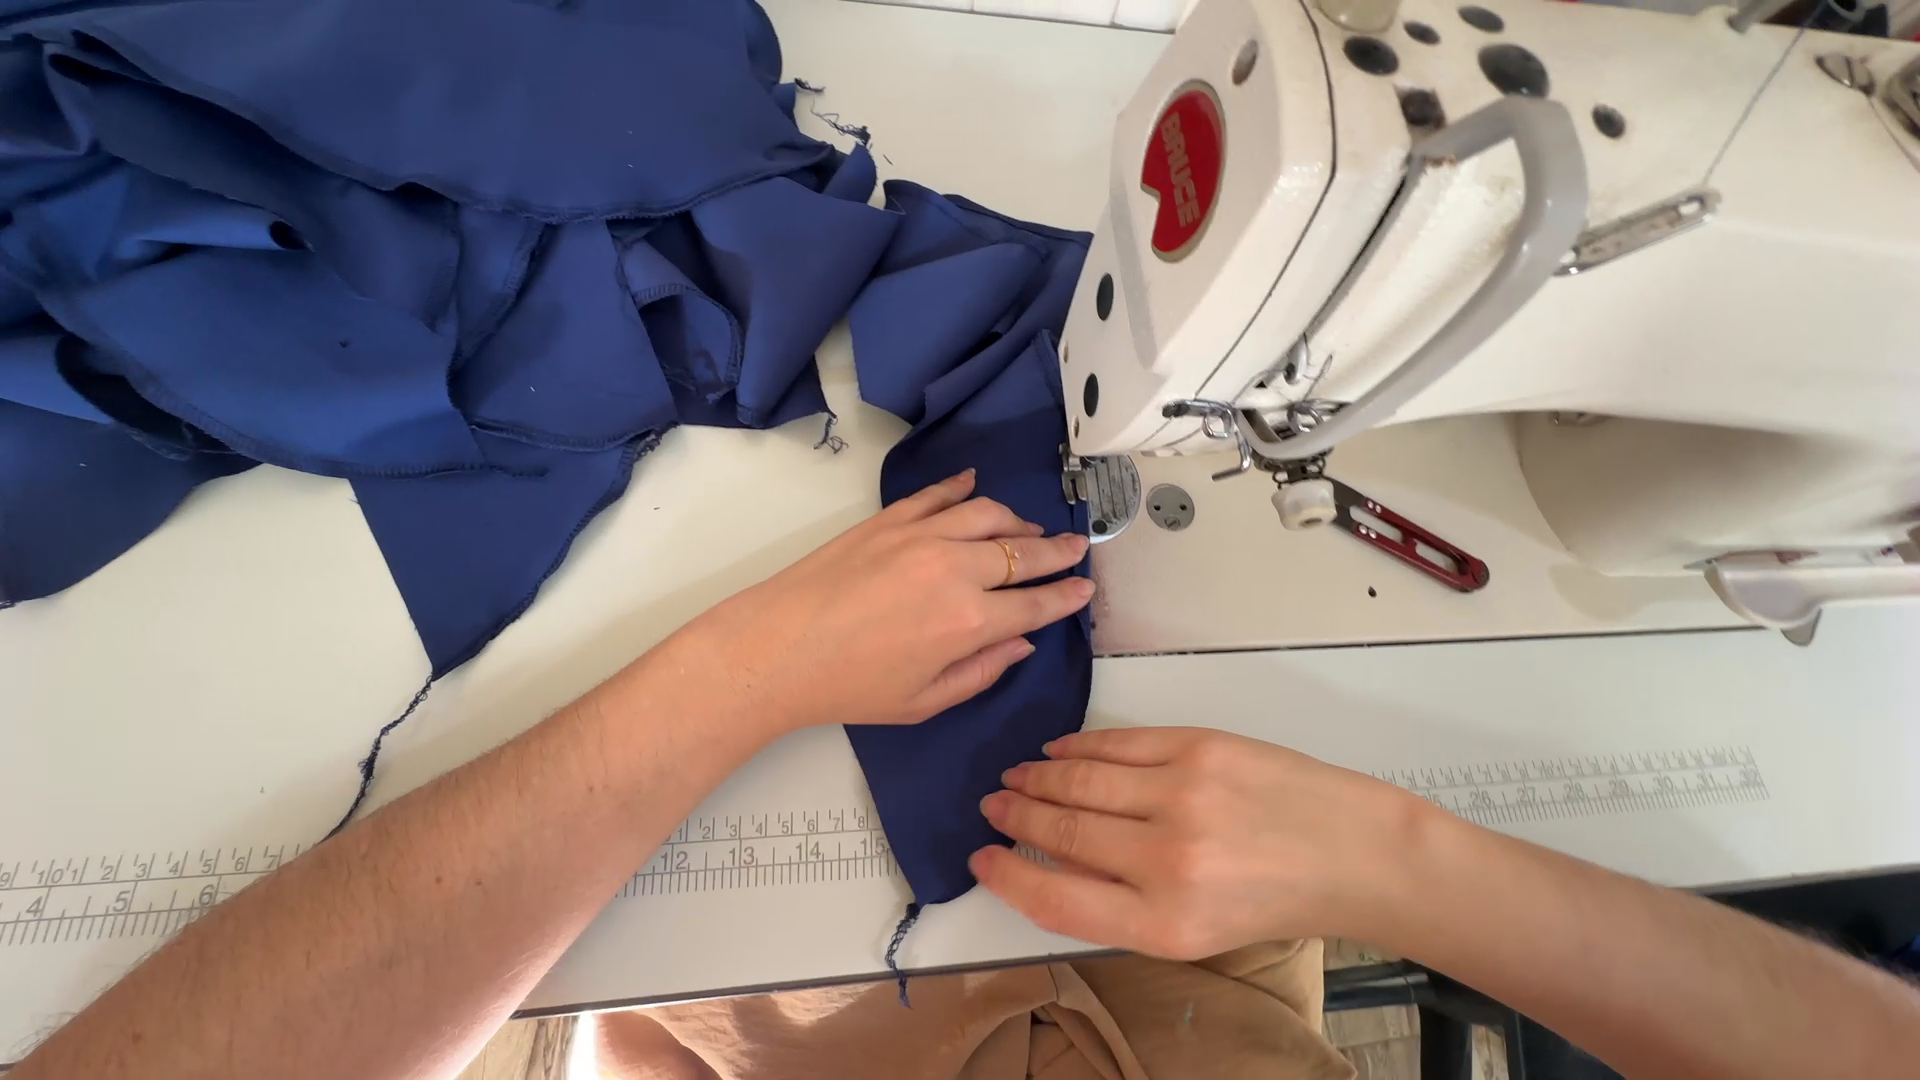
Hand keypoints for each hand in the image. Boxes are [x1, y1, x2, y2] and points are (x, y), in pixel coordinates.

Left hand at [648, 469, 1092, 735]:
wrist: (777, 648)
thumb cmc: (849, 686)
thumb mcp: (924, 702)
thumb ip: (982, 672)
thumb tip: (1022, 643)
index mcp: (969, 623)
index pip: (1036, 604)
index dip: (1067, 596)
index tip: (1085, 587)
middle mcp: (956, 570)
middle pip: (1023, 552)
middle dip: (1058, 551)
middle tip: (1077, 548)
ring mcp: (922, 536)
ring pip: (989, 514)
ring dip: (1018, 520)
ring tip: (1029, 528)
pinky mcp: (890, 519)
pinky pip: (938, 494)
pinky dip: (962, 487)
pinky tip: (975, 484)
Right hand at [969, 727, 1438, 958]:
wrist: (1349, 851)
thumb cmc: (1268, 899)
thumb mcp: (1194, 930)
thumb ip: (1120, 902)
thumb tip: (1048, 860)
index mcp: (1165, 923)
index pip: (1055, 899)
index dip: (1008, 876)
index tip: (982, 857)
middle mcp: (1166, 860)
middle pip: (1062, 831)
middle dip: (1016, 816)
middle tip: (992, 805)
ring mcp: (1181, 794)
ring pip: (1080, 779)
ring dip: (1036, 777)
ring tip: (1014, 776)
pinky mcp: (1197, 746)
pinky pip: (1115, 743)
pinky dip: (1077, 746)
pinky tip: (1056, 750)